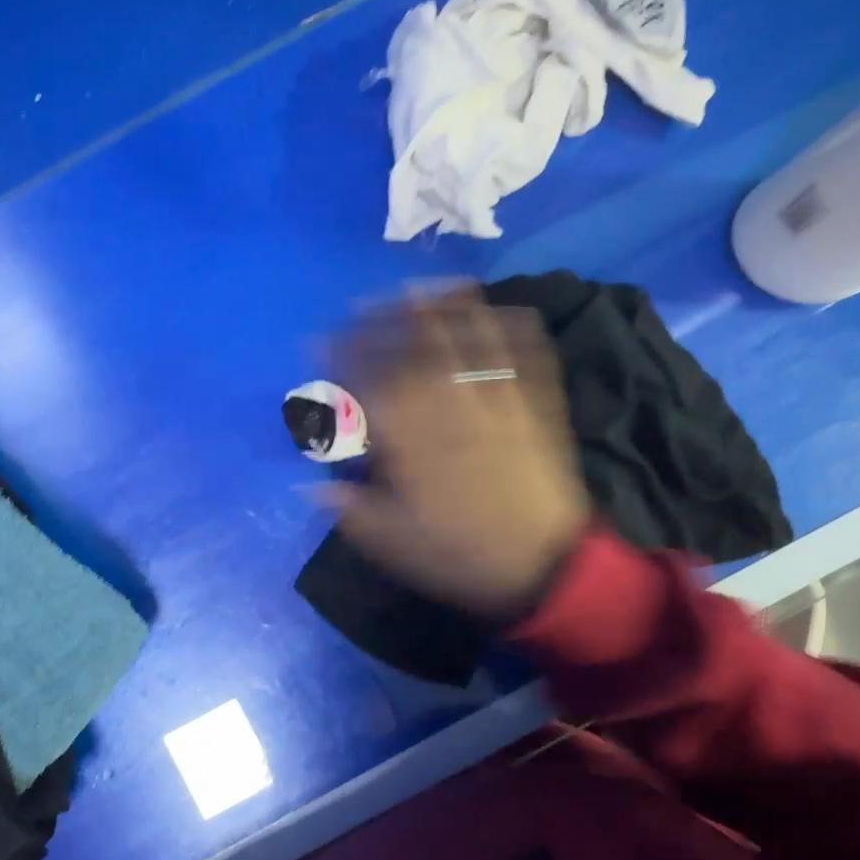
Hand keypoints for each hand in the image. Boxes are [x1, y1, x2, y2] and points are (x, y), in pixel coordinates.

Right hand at [324, 282, 589, 613]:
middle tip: (360, 306)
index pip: (366, 383)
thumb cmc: (458, 556)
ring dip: (439, 308)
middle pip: (413, 347)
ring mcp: (497, 400)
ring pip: (467, 338)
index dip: (338, 359)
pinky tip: (494, 309)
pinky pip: (523, 353)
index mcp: (410, 439)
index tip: (318, 343)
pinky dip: (507, 325)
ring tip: (418, 290)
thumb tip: (314, 484)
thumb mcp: (390, 542)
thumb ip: (349, 507)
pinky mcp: (535, 405)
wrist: (545, 568)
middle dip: (381, 321)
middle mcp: (451, 406)